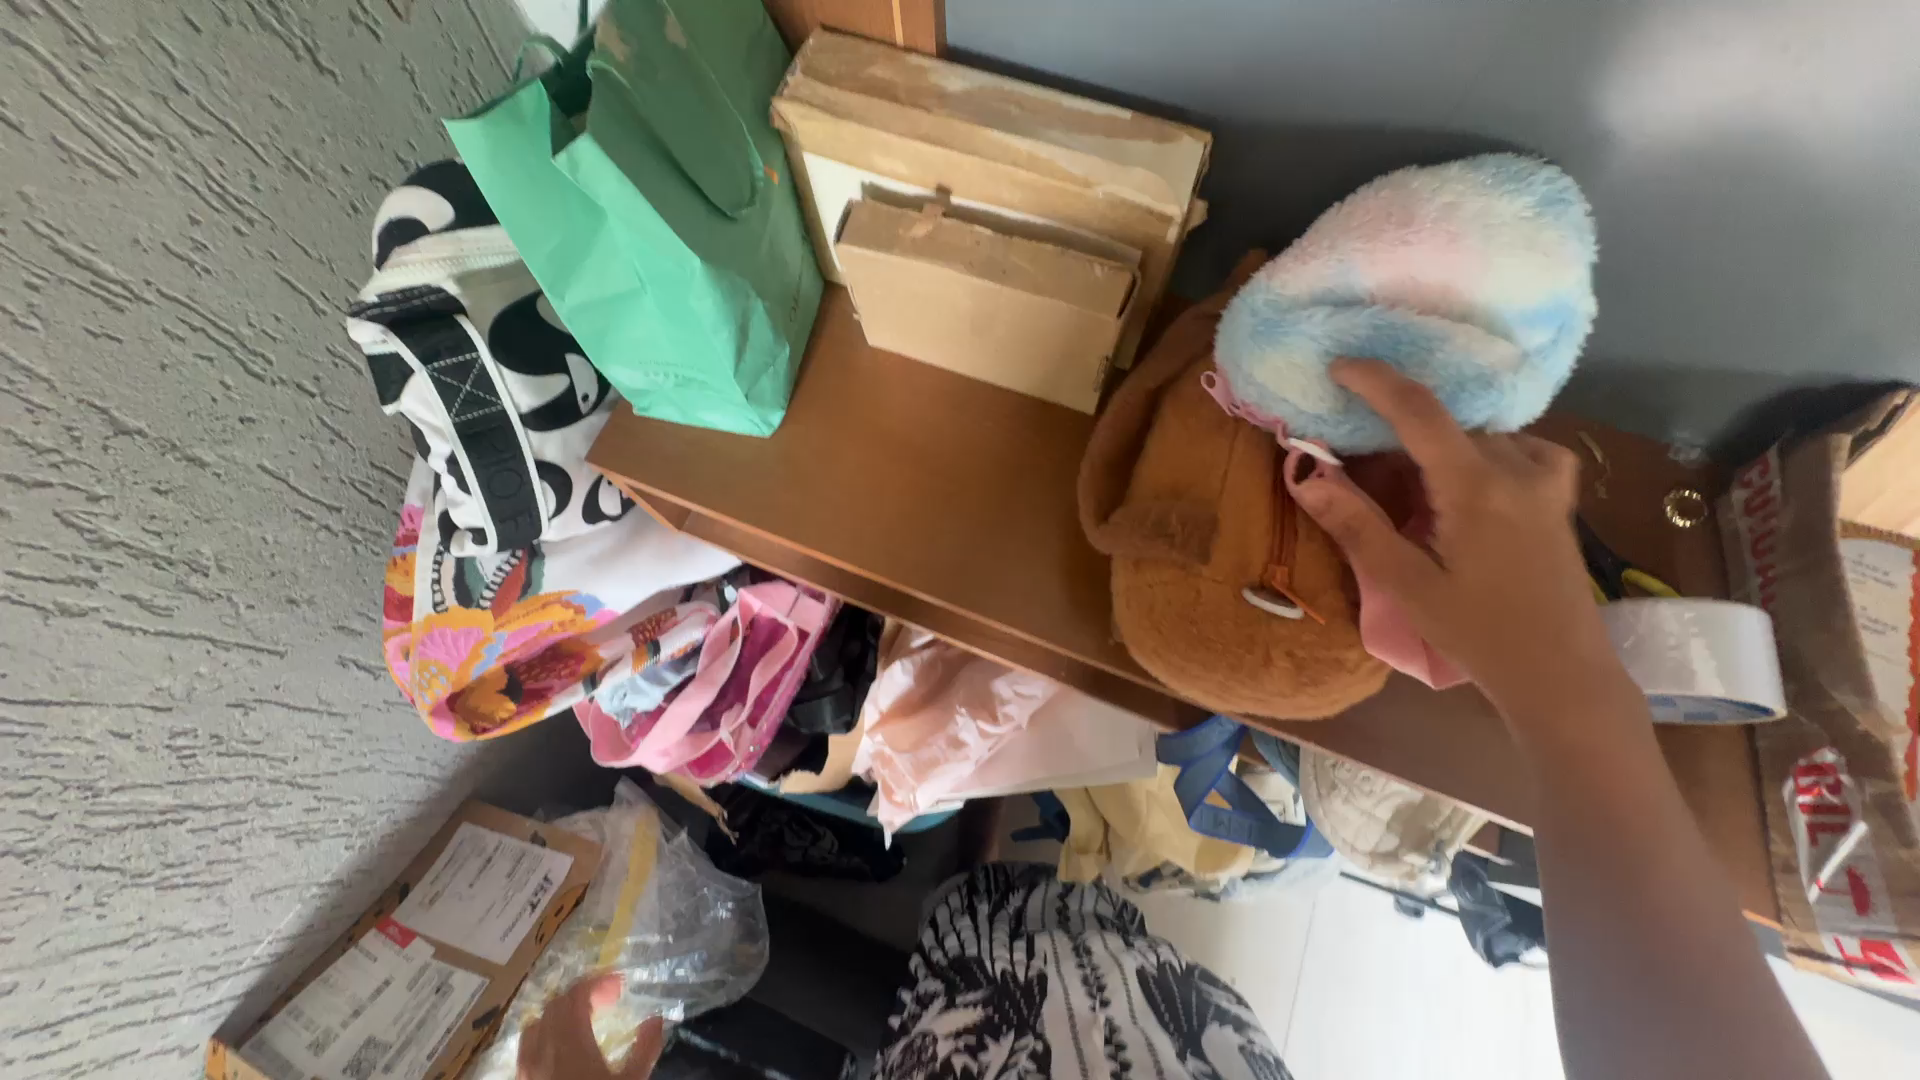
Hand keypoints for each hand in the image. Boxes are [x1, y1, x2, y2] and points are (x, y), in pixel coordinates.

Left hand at [517, 974, 664, 1079]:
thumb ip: (646, 1048)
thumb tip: (655, 1019)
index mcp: (570, 1044)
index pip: (576, 995)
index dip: (598, 982)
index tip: (621, 985)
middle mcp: (542, 1053)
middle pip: (554, 1006)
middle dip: (581, 996)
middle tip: (608, 1001)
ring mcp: (526, 1072)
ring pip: (535, 1028)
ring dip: (559, 1016)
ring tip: (582, 1024)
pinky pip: (527, 1052)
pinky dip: (546, 1039)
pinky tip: (563, 1054)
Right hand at [1287, 358, 1632, 719]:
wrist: (1561, 672)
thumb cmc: (1477, 632)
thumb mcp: (1405, 584)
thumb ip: (1356, 525)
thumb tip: (1305, 476)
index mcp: (1477, 486)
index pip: (1420, 411)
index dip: (1376, 380)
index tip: (1340, 366)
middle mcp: (1517, 468)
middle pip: (1445, 424)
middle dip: (1397, 431)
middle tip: (1359, 463)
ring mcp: (1545, 480)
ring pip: (1477, 435)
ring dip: (1434, 445)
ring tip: (1405, 481)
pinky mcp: (1557, 496)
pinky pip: (1513, 449)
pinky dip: (1475, 451)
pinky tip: (1464, 479)